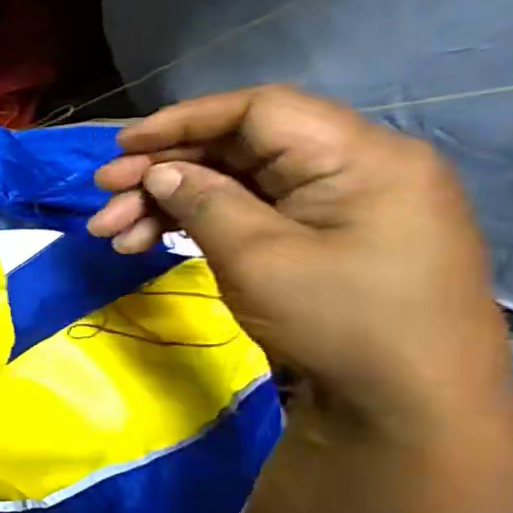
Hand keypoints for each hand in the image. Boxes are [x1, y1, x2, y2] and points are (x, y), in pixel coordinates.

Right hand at [87, 86, 512, 428]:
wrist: (409, 402)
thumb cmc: (340, 320)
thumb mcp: (258, 258)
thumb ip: (204, 203)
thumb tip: (159, 172)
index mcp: (357, 157)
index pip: (259, 110)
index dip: (183, 121)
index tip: (122, 149)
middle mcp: (351, 167)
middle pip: (238, 148)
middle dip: (162, 171)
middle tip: (103, 196)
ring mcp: (336, 204)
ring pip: (233, 182)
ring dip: (167, 203)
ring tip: (112, 234)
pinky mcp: (321, 236)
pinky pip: (248, 212)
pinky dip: (194, 224)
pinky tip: (146, 244)